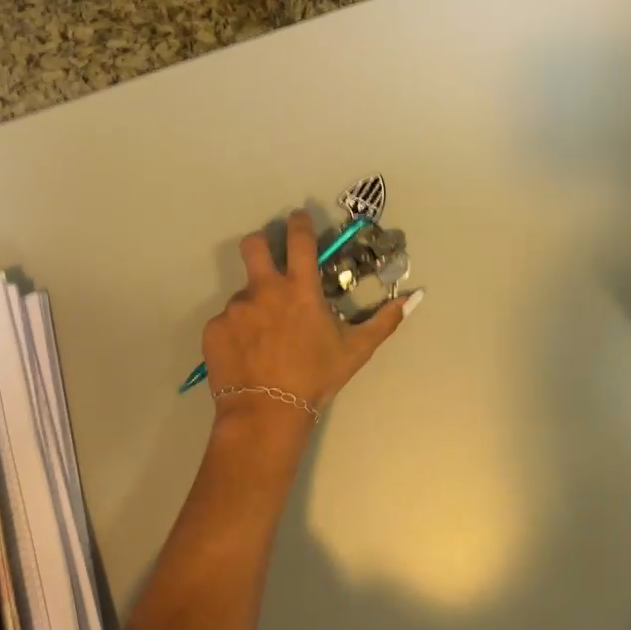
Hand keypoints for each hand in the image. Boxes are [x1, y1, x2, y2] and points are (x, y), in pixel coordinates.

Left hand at [202, 209, 419, 418]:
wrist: (266, 413)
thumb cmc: (316, 377)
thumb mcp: (356, 349)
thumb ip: (386, 319)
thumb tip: (416, 297)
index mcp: (300, 288)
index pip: (299, 240)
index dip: (299, 222)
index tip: (299, 216)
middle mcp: (265, 289)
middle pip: (253, 244)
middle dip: (260, 241)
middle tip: (267, 254)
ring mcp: (236, 308)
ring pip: (243, 293)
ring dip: (254, 304)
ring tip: (264, 335)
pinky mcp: (214, 329)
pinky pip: (227, 322)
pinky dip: (237, 331)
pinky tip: (247, 353)